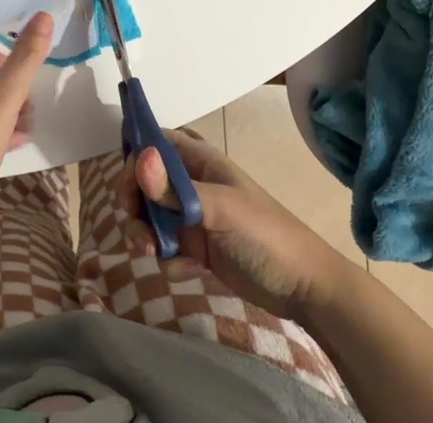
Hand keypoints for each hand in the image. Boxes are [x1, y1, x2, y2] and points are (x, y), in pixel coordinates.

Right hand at [125, 128, 352, 317]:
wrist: (304, 289)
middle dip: (135, 199)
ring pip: (151, 214)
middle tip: (133, 218)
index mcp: (203, 163)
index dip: (138, 154)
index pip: (159, 143)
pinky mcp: (196, 248)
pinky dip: (166, 256)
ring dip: (144, 231)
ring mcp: (194, 217)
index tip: (128, 180)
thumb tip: (140, 158)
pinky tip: (185, 269)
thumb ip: (178, 189)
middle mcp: (194, 185)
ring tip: (153, 252)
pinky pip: (165, 246)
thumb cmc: (267, 236)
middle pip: (147, 180)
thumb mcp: (221, 210)